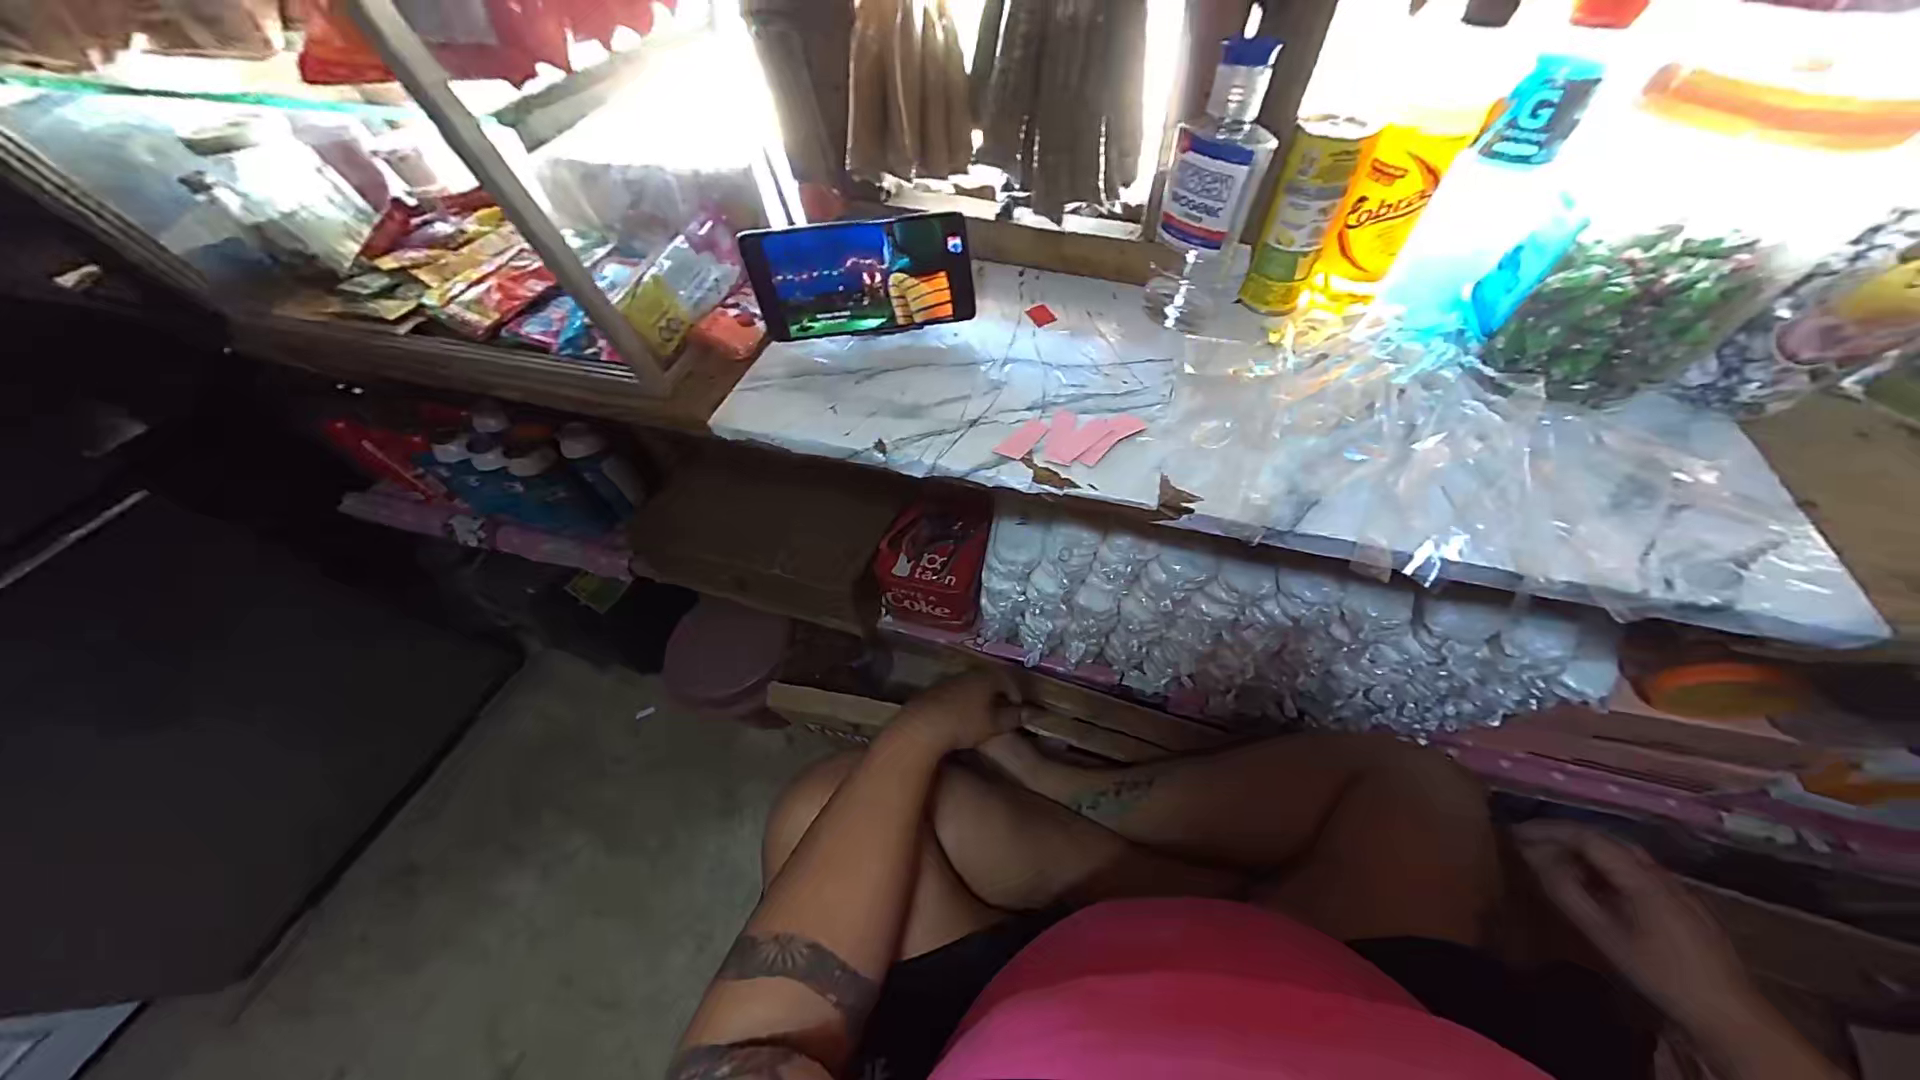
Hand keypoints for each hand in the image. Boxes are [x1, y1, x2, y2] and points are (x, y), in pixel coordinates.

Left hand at [890, 670, 1022, 753]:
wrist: (922, 725)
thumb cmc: (964, 723)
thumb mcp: (993, 724)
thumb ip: (1013, 717)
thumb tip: (1033, 712)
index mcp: (987, 677)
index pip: (1009, 678)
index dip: (1017, 693)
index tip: (1019, 710)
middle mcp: (969, 673)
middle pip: (990, 680)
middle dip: (998, 695)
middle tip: (1003, 713)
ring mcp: (949, 681)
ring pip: (971, 686)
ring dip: (980, 699)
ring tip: (983, 718)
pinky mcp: (934, 691)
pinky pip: (956, 693)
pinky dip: (963, 703)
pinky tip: (961, 719)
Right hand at [1516, 822, 1759, 1028]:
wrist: (1733, 1017)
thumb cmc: (1661, 974)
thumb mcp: (1604, 934)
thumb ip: (1566, 891)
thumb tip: (1532, 855)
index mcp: (1643, 878)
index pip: (1587, 836)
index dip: (1547, 830)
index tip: (1515, 833)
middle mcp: (1662, 874)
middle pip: (1606, 839)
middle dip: (1563, 835)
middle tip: (1529, 842)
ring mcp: (1679, 889)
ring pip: (1622, 854)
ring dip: (1584, 850)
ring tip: (1554, 859)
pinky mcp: (1685, 904)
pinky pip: (1636, 870)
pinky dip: (1604, 866)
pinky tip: (1593, 883)